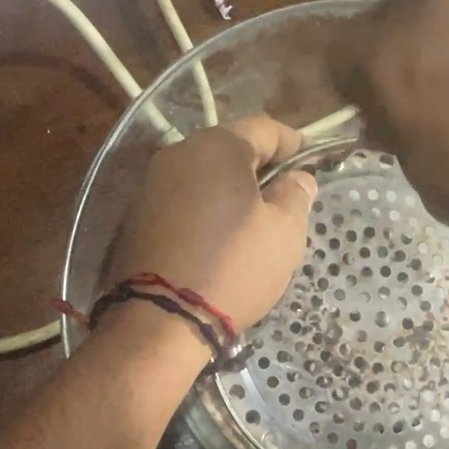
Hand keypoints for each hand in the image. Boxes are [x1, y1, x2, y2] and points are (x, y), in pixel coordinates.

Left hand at [105, 115, 317, 336]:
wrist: (161, 318)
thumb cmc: (234, 268)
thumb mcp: (284, 234)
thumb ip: (296, 196)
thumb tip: (299, 179)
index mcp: (218, 146)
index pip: (266, 129)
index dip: (294, 143)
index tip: (312, 160)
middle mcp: (178, 154)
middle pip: (228, 150)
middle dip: (258, 167)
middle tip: (283, 194)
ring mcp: (150, 185)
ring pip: (202, 177)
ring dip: (228, 191)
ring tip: (251, 220)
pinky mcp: (136, 218)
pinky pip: (181, 202)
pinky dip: (203, 211)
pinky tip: (217, 238)